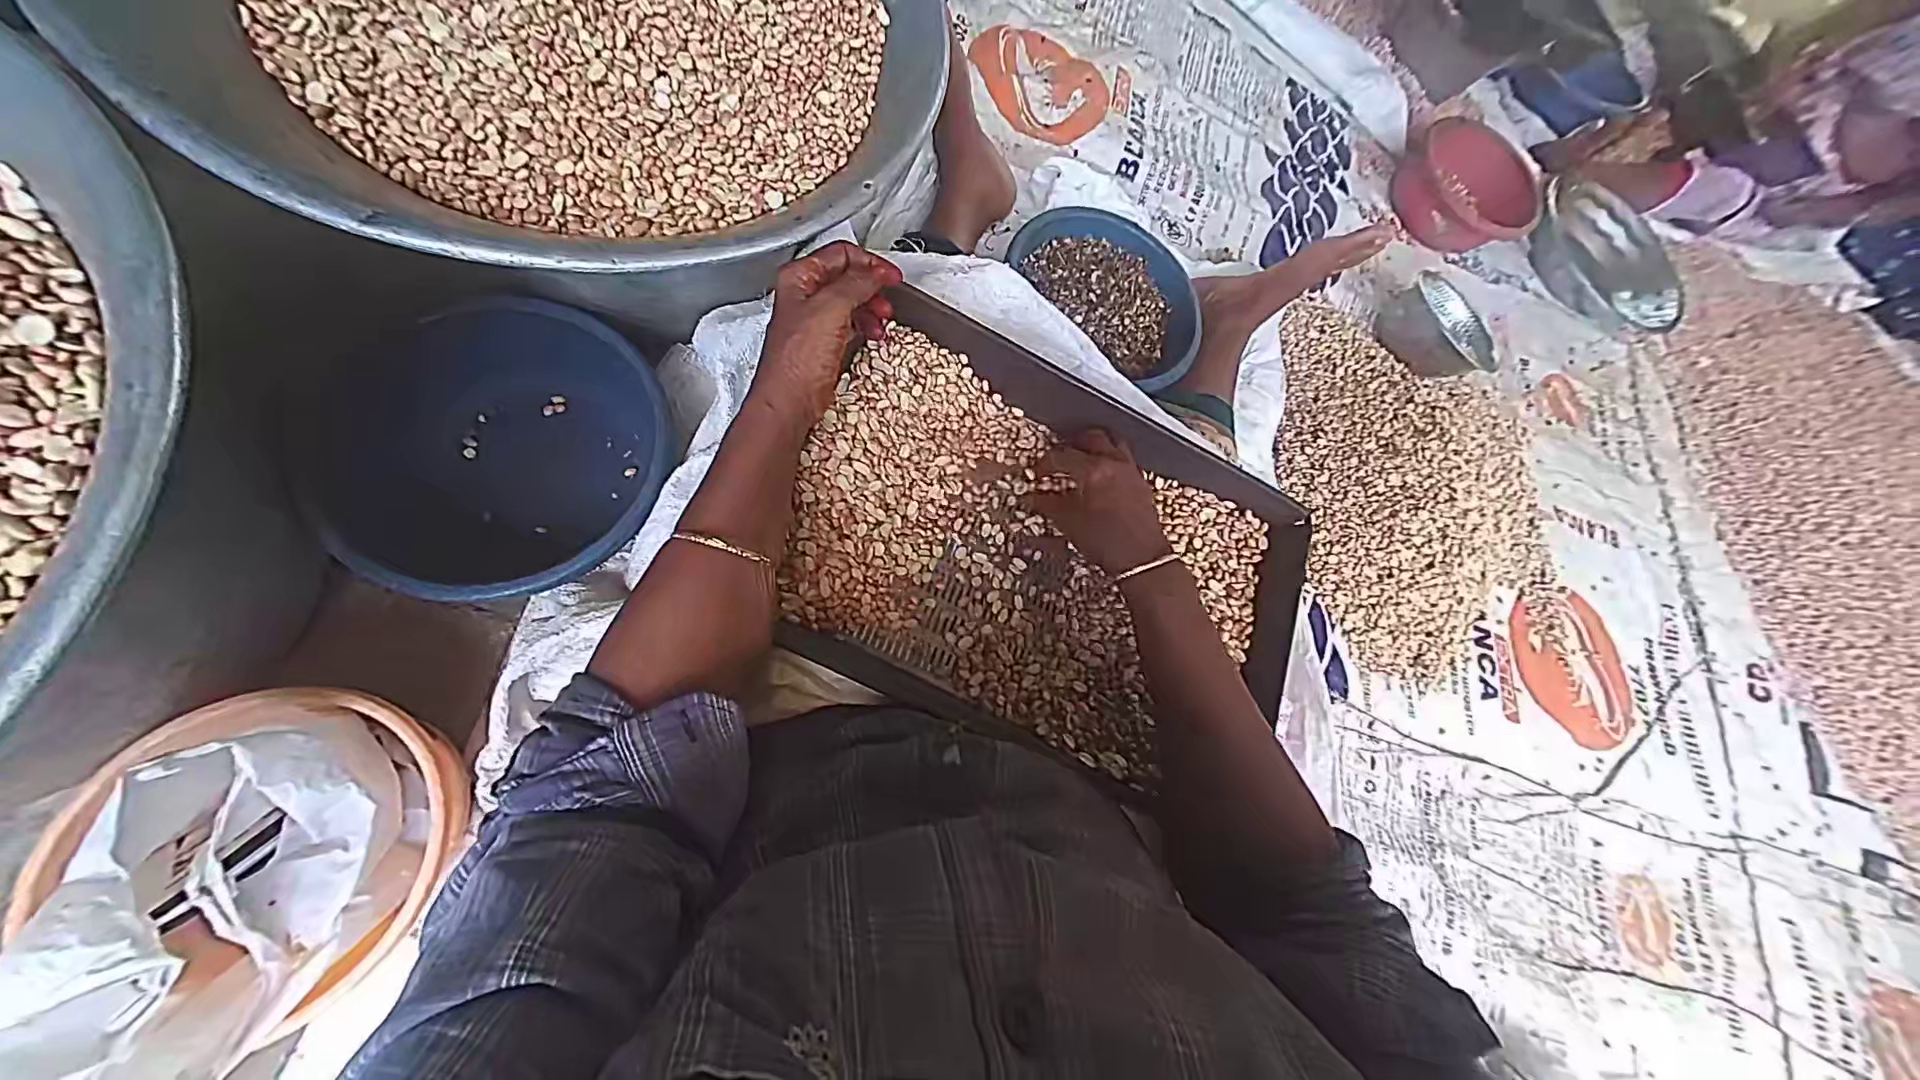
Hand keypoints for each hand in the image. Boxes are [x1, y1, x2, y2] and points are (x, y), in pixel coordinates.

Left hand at [753, 241, 902, 424]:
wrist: (789, 401)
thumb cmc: (796, 361)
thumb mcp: (831, 309)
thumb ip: (856, 284)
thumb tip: (877, 273)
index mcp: (799, 278)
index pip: (841, 254)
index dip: (870, 263)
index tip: (891, 276)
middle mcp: (805, 296)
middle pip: (849, 278)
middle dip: (873, 288)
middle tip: (888, 299)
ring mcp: (815, 320)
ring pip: (853, 303)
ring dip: (872, 309)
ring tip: (883, 321)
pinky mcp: (824, 343)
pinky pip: (851, 325)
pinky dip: (866, 327)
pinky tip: (874, 335)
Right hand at [1031, 429, 1170, 575]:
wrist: (1143, 560)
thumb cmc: (1109, 544)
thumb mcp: (1070, 524)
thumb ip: (1049, 505)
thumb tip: (1036, 498)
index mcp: (1093, 471)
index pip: (1061, 456)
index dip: (1045, 463)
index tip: (1038, 472)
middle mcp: (1114, 464)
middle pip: (1090, 438)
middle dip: (1071, 445)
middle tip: (1059, 457)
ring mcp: (1130, 470)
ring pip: (1111, 441)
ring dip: (1094, 444)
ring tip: (1082, 457)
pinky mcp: (1141, 481)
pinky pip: (1124, 457)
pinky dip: (1110, 457)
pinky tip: (1102, 474)